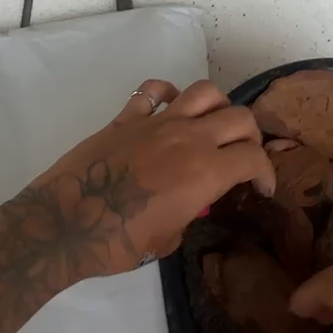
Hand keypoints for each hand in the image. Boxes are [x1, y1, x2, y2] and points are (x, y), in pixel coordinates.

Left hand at [24, 79, 276, 278]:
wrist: (66, 222)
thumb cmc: (119, 242)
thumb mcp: (169, 239)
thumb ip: (190, 213)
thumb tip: (191, 202)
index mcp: (206, 172)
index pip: (254, 157)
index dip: (266, 172)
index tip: (261, 187)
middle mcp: (189, 138)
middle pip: (239, 117)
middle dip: (250, 135)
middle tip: (243, 154)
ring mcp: (157, 121)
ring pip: (204, 91)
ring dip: (218, 105)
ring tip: (213, 123)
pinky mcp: (127, 116)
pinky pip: (153, 90)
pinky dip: (168, 93)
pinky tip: (170, 107)